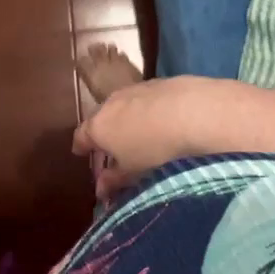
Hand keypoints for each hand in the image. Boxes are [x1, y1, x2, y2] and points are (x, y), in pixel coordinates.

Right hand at [72, 75, 230, 197]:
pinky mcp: (157, 82)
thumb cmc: (155, 149)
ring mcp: (134, 89)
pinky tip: (161, 122)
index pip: (81, 136)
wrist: (192, 111)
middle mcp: (111, 102)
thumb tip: (100, 190)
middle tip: (112, 150)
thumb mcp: (133, 172)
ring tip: (139, 137)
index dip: (81, 147)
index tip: (81, 153)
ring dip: (126, 120)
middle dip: (105, 133)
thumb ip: (114, 181)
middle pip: (101, 119)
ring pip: (123, 106)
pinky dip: (146, 111)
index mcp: (99, 126)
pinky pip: (144, 100)